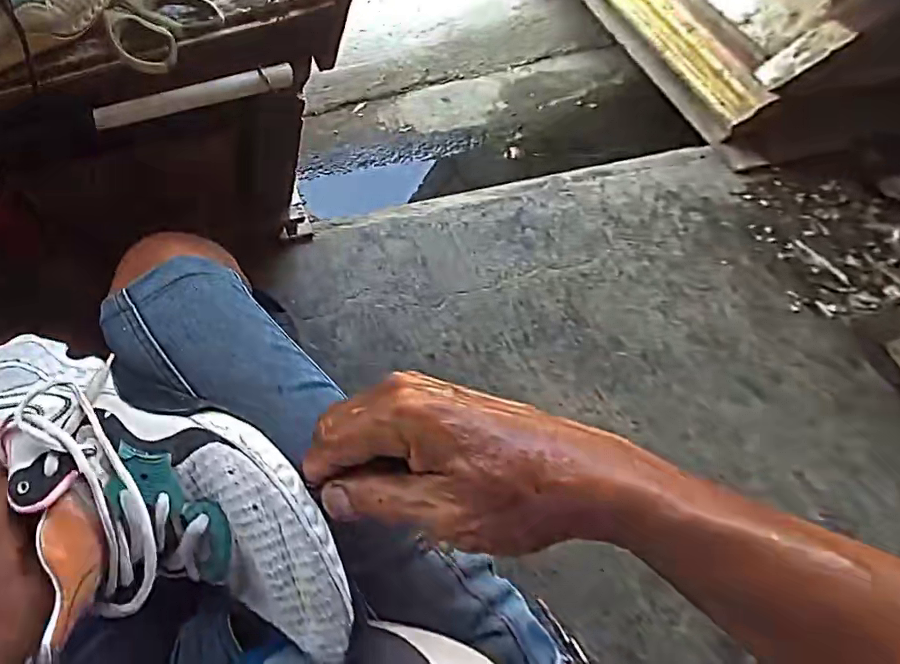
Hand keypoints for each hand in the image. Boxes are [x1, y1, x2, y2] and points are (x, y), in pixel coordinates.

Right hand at [302, 372, 674, 554]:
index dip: (319, 473)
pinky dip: (381, 444)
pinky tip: (407, 475)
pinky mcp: (436, 395)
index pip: (331, 436)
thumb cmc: (519, 493)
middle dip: (336, 462)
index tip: (322, 503)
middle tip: (352, 506)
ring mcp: (420, 387)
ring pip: (362, 418)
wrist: (579, 472)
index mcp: (398, 410)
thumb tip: (336, 496)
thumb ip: (377, 500)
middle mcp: (402, 387)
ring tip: (386, 496)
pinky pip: (386, 415)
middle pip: (340, 421)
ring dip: (360, 454)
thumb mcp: (442, 513)